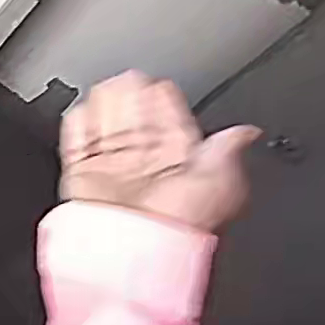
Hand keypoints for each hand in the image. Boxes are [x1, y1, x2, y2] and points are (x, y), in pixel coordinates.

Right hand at [59, 71, 260, 232]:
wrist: (130, 247)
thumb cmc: (175, 224)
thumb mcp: (218, 183)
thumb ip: (225, 151)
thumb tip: (247, 132)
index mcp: (175, 166)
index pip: (170, 125)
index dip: (166, 103)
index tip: (161, 86)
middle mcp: (142, 166)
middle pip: (135, 121)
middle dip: (133, 97)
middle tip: (131, 77)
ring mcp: (111, 170)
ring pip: (107, 127)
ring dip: (107, 105)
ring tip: (107, 85)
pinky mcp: (83, 175)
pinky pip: (77, 143)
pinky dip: (77, 125)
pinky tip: (82, 109)